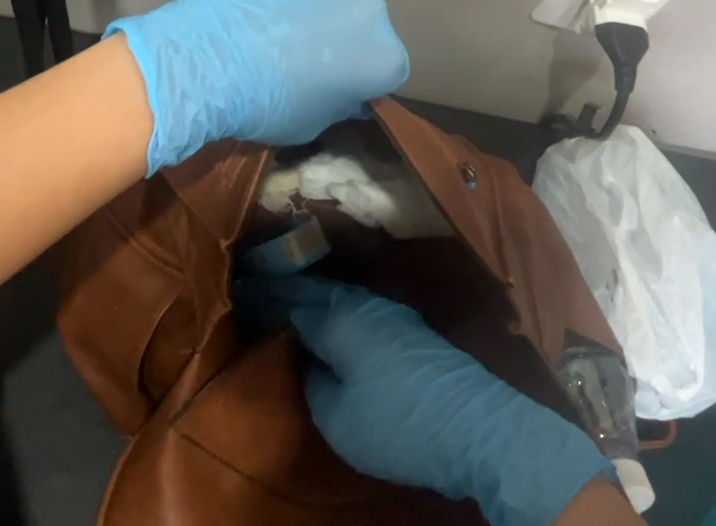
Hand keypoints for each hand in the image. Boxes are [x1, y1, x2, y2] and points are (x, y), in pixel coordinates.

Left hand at [107, 0, 407, 173]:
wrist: (208, 61)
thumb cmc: (263, 106)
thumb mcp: (312, 125)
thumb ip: (341, 104)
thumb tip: (347, 94)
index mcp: (385, 56)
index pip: (385, 69)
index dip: (358, 79)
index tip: (332, 86)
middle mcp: (372, 8)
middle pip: (362, 25)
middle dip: (341, 38)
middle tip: (302, 55)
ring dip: (315, 7)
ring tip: (274, 27)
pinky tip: (258, 4)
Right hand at [237, 275, 612, 525]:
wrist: (480, 429)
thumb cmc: (397, 423)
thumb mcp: (336, 416)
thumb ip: (311, 381)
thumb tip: (306, 358)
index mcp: (338, 316)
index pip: (288, 299)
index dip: (260, 296)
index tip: (235, 290)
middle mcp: (363, 303)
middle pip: (314, 290)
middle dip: (283, 288)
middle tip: (254, 287)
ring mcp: (391, 313)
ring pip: (338, 296)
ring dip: (310, 296)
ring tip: (286, 300)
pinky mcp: (410, 330)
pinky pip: (357, 308)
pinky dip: (333, 308)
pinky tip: (329, 319)